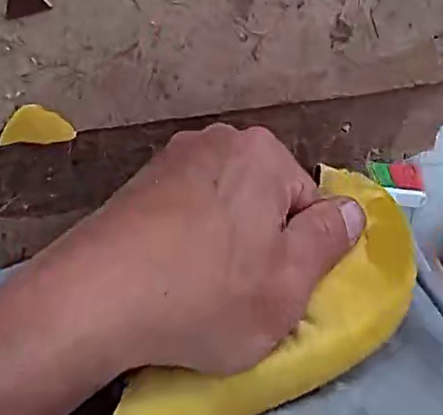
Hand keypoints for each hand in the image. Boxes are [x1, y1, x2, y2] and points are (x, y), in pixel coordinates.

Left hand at [56, 122, 368, 374]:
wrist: (90, 301)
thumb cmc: (202, 292)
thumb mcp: (288, 283)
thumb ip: (331, 239)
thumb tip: (352, 211)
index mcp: (264, 152)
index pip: (307, 203)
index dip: (299, 252)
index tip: (274, 285)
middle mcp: (222, 141)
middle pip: (264, 199)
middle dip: (260, 243)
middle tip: (239, 292)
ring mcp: (176, 158)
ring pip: (223, 206)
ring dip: (221, 242)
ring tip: (197, 291)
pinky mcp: (138, 183)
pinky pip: (184, 212)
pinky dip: (183, 241)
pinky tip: (166, 279)